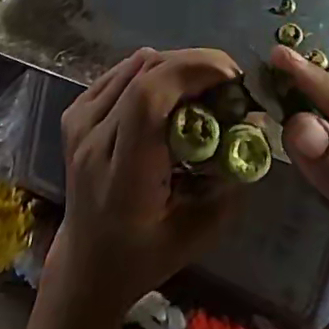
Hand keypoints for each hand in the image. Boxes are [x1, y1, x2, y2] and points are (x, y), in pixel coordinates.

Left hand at [52, 48, 244, 312]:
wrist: (87, 263)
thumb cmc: (147, 255)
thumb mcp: (200, 229)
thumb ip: (230, 176)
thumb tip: (253, 120)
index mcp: (122, 176)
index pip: (148, 99)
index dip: (193, 72)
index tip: (234, 78)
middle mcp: (92, 140)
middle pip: (145, 73)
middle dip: (197, 66)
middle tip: (231, 84)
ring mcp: (78, 122)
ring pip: (137, 65)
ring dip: (179, 67)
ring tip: (206, 90)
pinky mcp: (75, 112)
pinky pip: (124, 72)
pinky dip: (157, 73)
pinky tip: (175, 95)